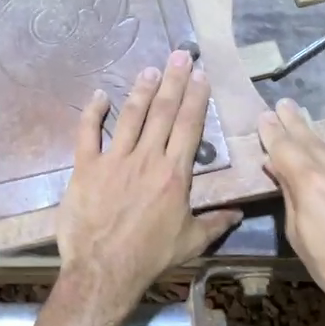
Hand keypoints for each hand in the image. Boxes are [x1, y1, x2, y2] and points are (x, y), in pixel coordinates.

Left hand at [56, 50, 243, 322]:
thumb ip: (215, 223)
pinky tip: (99, 94)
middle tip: (180, 55)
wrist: (104, 271)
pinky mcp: (85, 167)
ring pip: (130, 115)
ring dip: (142, 90)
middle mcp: (146, 158)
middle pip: (163, 111)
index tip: (200, 74)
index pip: (189, 126)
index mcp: (174, 173)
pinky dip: (92, 112)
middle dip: (174, 81)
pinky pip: (87, 133)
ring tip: (151, 69)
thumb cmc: (151, 258)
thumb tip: (239, 213)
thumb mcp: (191, 242)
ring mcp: (114, 160)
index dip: (196, 97)